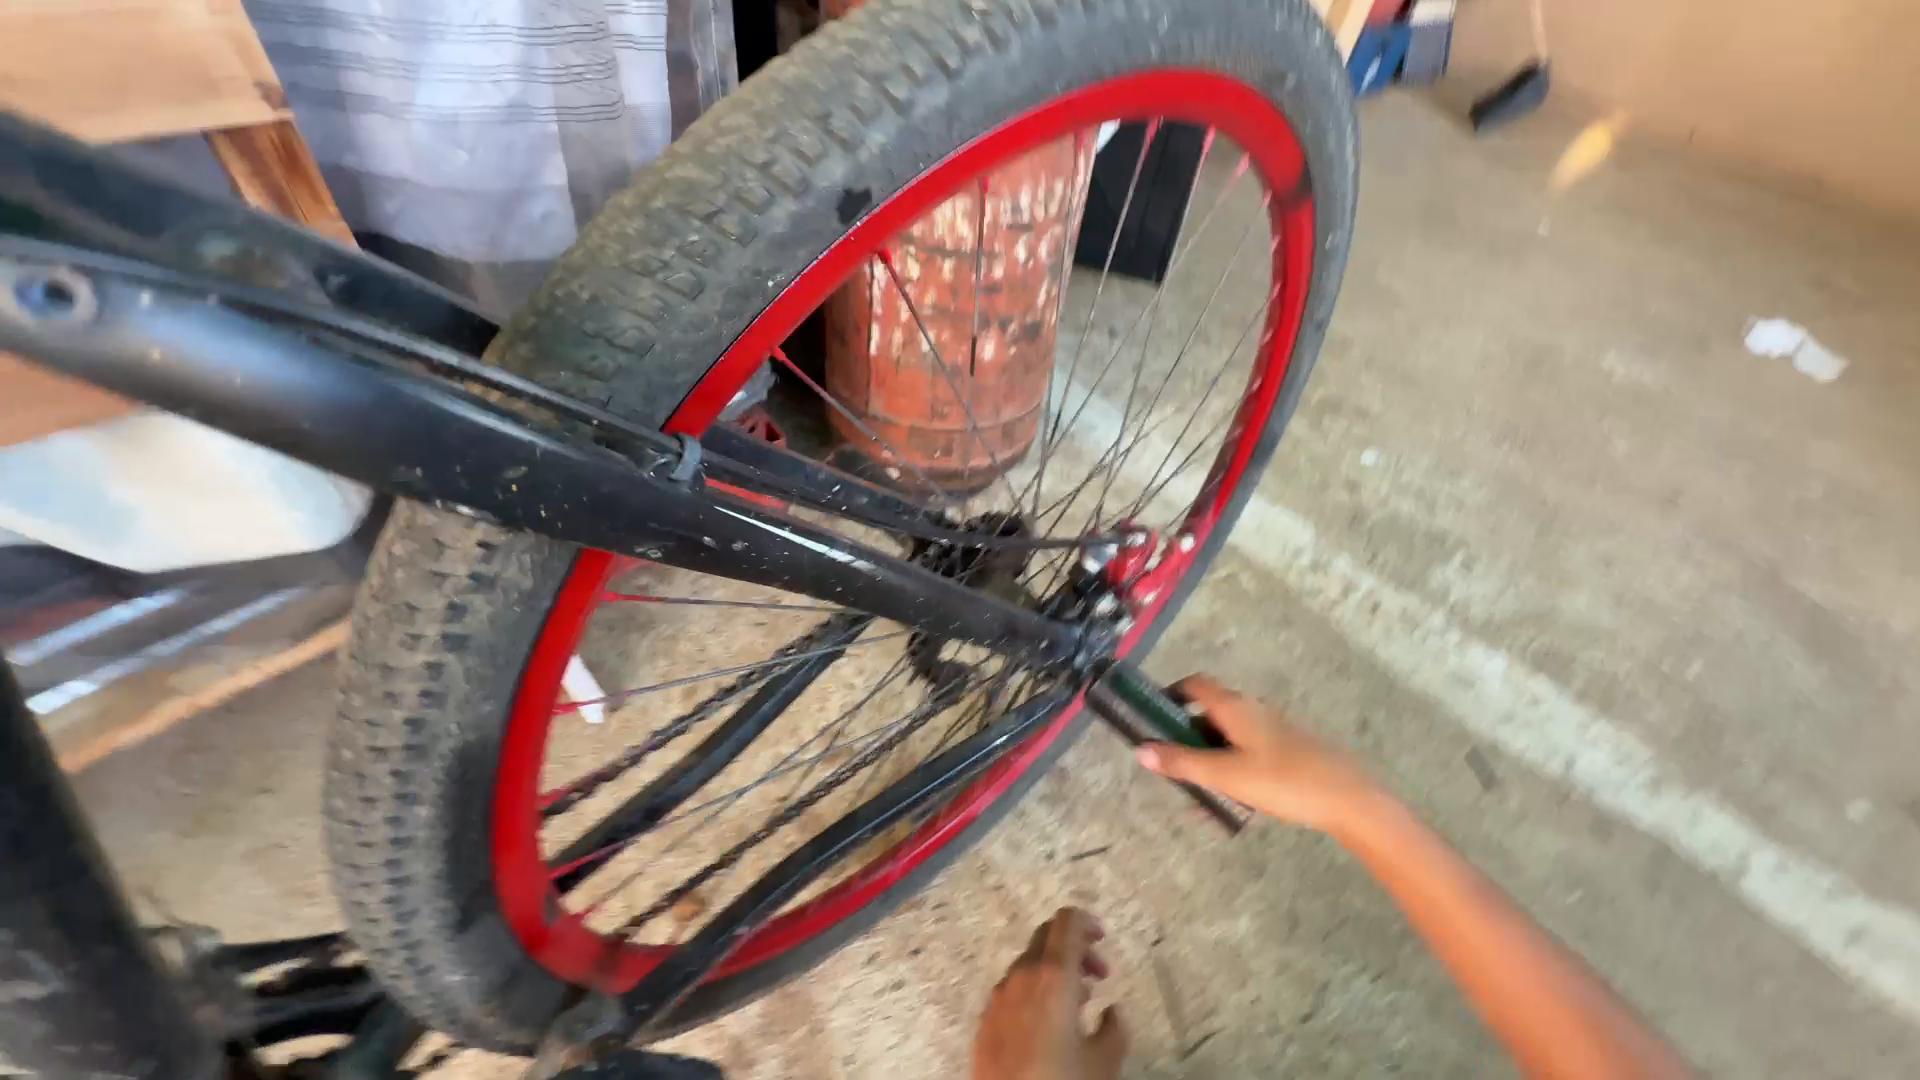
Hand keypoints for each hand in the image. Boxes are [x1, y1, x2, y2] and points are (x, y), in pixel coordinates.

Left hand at [971, 907, 1126, 1079]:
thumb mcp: (1104, 1062)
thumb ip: (1115, 1028)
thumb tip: (1111, 1011)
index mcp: (1053, 974)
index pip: (1066, 921)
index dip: (1087, 922)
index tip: (1103, 941)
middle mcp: (1022, 974)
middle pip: (1046, 936)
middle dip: (1074, 947)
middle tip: (1098, 978)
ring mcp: (999, 994)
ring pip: (1029, 963)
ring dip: (1054, 971)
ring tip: (1077, 1007)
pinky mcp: (986, 1017)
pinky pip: (1014, 987)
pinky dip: (1034, 990)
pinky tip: (1047, 1025)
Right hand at [1135, 674, 1378, 832]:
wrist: (1349, 800)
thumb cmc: (1283, 780)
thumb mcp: (1226, 775)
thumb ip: (1182, 764)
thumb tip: (1140, 750)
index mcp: (1234, 707)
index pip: (1194, 684)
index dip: (1170, 694)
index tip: (1151, 716)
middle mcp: (1252, 710)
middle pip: (1209, 711)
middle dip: (1185, 734)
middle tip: (1169, 762)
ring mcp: (1272, 730)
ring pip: (1227, 736)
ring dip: (1207, 754)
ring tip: (1195, 788)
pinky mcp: (1287, 751)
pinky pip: (1246, 752)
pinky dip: (1229, 766)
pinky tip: (1229, 800)